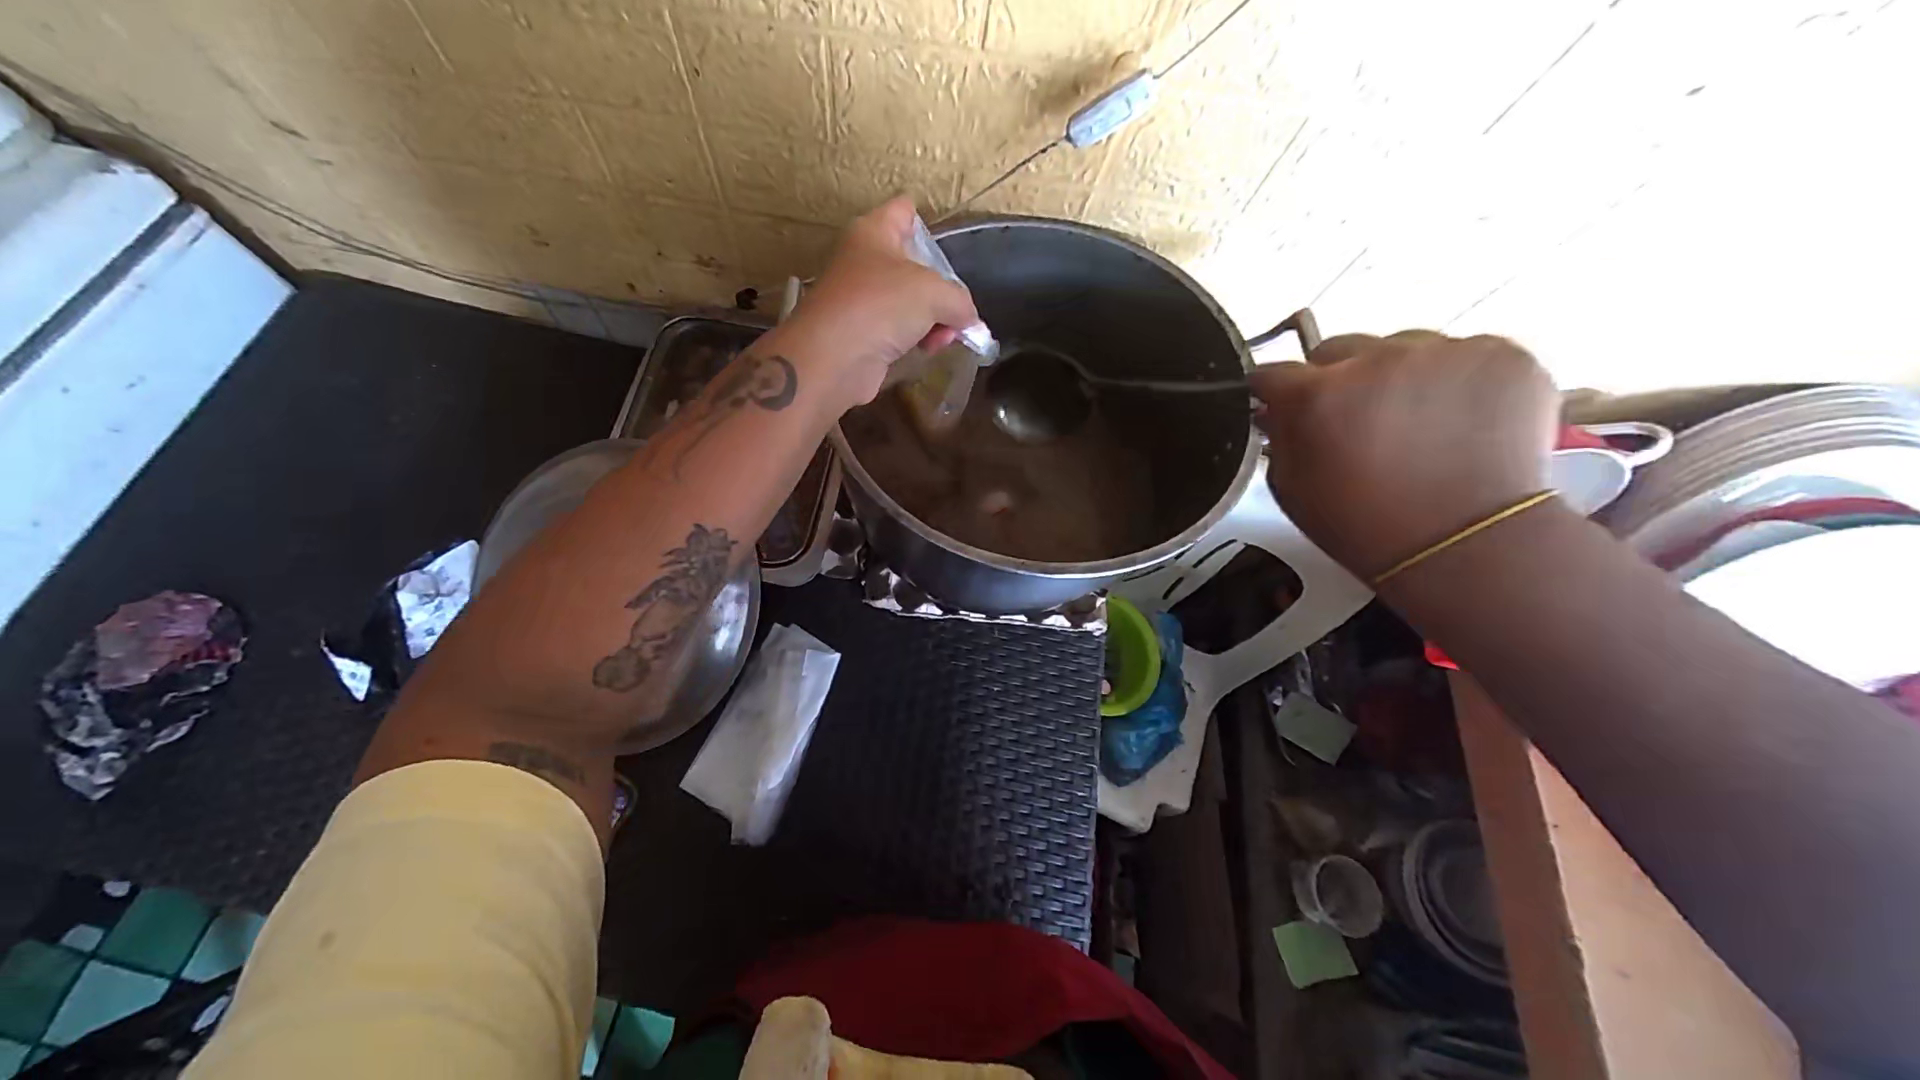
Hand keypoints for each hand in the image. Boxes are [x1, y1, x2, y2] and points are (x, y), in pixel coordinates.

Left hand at [767, 197, 980, 408]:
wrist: (834, 359)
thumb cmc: (881, 306)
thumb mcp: (935, 293)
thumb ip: (960, 300)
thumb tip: (967, 319)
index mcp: (874, 232)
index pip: (904, 210)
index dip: (927, 221)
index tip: (950, 243)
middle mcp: (864, 260)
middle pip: (914, 264)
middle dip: (941, 287)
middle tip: (958, 308)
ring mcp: (861, 299)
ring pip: (910, 302)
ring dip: (935, 319)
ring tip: (945, 337)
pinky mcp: (862, 334)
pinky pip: (899, 330)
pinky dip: (917, 339)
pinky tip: (929, 350)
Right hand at [1248, 331, 1558, 579]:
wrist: (1464, 544)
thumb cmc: (1366, 526)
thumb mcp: (1292, 489)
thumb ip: (1278, 439)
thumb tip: (1277, 411)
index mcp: (1316, 395)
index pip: (1273, 373)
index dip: (1273, 392)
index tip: (1278, 403)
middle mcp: (1375, 359)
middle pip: (1338, 350)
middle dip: (1337, 379)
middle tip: (1355, 419)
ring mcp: (1442, 352)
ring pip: (1402, 347)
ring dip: (1398, 376)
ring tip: (1417, 423)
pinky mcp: (1500, 354)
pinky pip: (1462, 354)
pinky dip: (1456, 380)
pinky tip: (1459, 419)